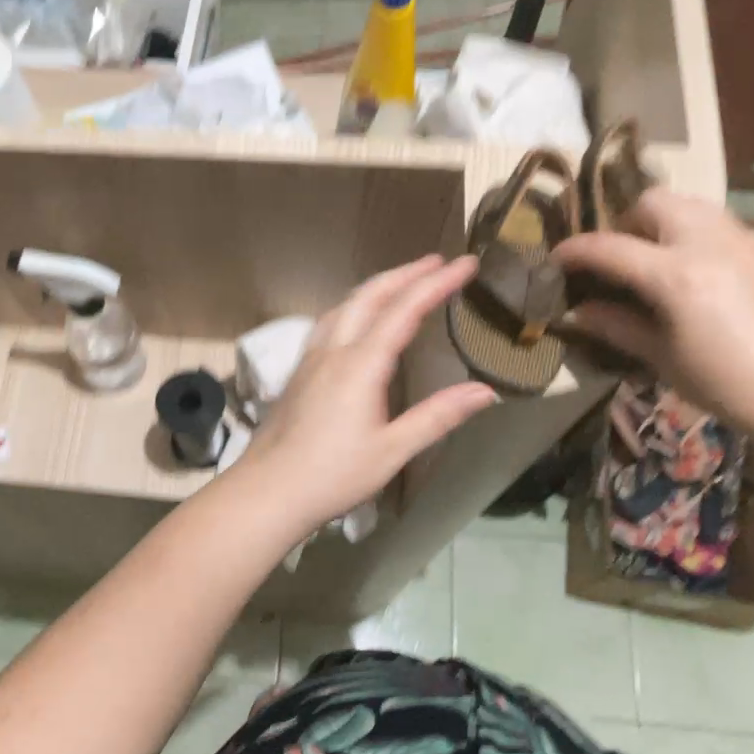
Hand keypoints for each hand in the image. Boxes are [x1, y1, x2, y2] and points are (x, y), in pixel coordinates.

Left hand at [236, 255, 498, 532]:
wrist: (268, 492)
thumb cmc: (332, 476)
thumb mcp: (392, 451)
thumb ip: (437, 417)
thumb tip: (486, 391)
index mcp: (360, 366)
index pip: (404, 310)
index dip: (436, 283)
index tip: (466, 263)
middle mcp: (332, 352)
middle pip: (368, 297)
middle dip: (404, 274)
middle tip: (435, 262)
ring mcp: (309, 361)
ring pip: (342, 307)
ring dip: (374, 288)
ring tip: (399, 283)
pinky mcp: (296, 375)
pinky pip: (327, 325)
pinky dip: (351, 308)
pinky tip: (353, 322)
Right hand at [556, 190, 753, 440]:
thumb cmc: (731, 387)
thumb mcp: (664, 361)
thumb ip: (620, 328)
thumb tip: (582, 311)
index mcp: (677, 275)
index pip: (609, 247)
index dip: (575, 250)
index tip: (554, 259)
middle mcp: (710, 243)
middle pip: (654, 201)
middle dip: (624, 221)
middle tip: (614, 259)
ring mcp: (747, 241)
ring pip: (691, 205)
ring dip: (661, 222)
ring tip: (652, 261)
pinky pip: (721, 225)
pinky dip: (694, 235)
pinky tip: (696, 276)